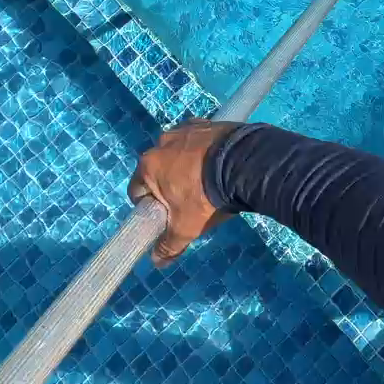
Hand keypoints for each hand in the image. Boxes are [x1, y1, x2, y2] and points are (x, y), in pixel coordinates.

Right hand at [129, 120, 241, 266]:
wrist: (245, 164)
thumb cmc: (207, 197)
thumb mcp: (186, 227)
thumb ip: (168, 245)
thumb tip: (157, 260)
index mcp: (149, 165)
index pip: (137, 191)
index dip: (150, 207)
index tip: (166, 215)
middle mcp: (163, 141)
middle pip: (159, 169)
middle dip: (170, 184)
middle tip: (190, 200)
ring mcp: (187, 128)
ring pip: (180, 152)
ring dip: (188, 165)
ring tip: (209, 182)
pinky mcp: (209, 122)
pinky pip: (201, 140)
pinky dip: (206, 151)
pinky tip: (220, 164)